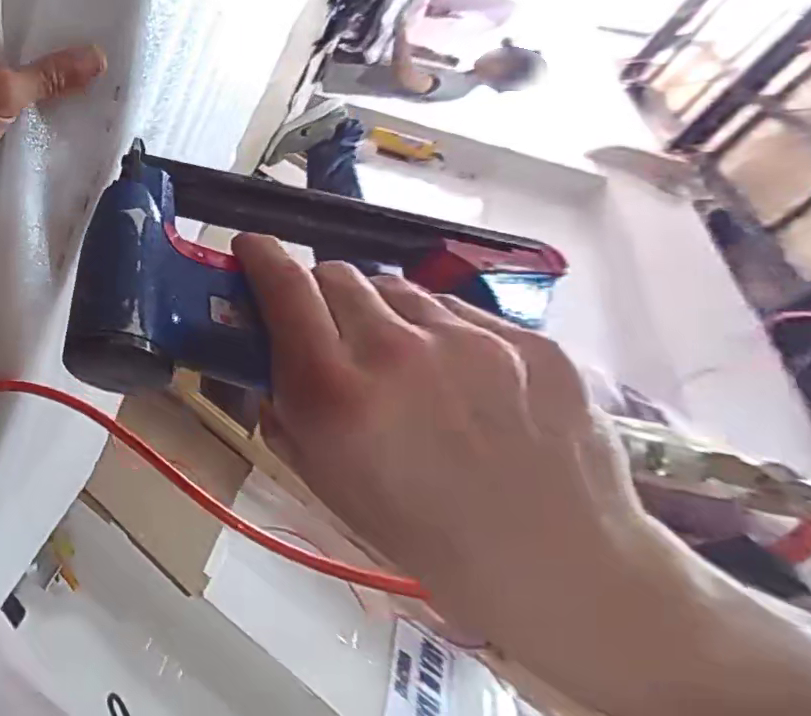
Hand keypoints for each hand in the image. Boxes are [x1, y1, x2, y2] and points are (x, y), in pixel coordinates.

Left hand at [0, 17, 105, 193]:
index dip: (42, 21)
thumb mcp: (2, 90)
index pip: (5, 17)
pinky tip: (65, 109)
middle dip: (46, 57)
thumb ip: (50, 74)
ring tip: (90, 78)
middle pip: (12, 51)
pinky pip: (7, 108)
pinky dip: (29, 110)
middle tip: (94, 52)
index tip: (82, 22)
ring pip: (11, 82)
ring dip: (40, 88)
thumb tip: (98, 57)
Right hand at [230, 237, 717, 709]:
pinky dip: (437, 327)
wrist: (560, 566)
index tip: (250, 245)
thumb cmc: (412, 525)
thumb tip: (267, 344)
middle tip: (327, 321)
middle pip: (337, 274)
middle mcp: (399, 351)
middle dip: (319, 289)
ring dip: (379, 308)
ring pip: (396, 287)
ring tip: (398, 353)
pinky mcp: (532, 343)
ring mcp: (473, 343)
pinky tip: (455, 372)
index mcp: (335, 390)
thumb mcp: (315, 467)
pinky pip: (457, 309)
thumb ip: (280, 396)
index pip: (285, 286)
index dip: (261, 255)